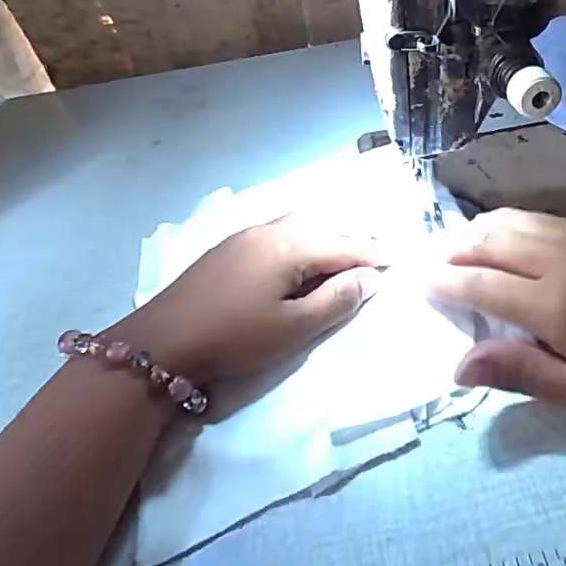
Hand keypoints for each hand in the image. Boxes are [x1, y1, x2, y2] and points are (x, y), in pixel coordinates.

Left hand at [107, 217, 383, 384]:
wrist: (163, 341)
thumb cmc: (234, 338)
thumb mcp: (292, 328)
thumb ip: (336, 300)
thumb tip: (370, 278)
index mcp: (289, 245)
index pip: (345, 244)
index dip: (375, 253)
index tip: (401, 259)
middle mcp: (270, 229)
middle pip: (325, 226)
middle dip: (356, 237)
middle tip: (381, 253)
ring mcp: (246, 234)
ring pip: (302, 224)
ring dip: (330, 234)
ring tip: (349, 251)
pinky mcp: (231, 246)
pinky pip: (281, 229)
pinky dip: (306, 237)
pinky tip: (306, 251)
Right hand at [423, 208, 565, 413]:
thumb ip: (522, 372)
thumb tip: (459, 367)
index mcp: (555, 305)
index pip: (479, 284)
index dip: (442, 282)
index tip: (418, 283)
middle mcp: (560, 260)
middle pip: (486, 242)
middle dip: (449, 250)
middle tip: (428, 263)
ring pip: (508, 221)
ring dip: (472, 232)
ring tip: (453, 246)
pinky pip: (534, 216)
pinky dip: (502, 223)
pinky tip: (497, 235)